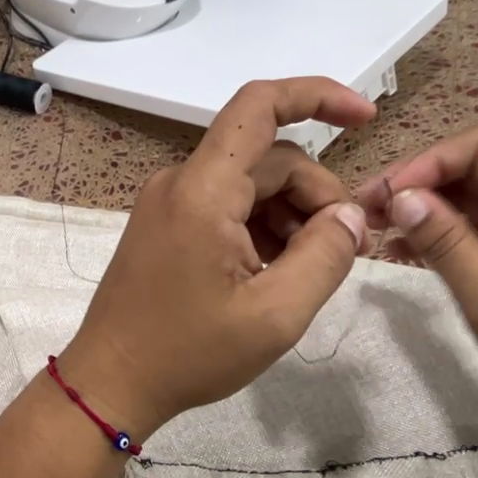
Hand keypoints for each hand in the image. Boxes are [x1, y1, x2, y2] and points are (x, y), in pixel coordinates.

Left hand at [58, 78, 372, 435]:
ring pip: (249, 184)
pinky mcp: (164, 224)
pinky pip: (225, 205)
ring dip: (289, 215)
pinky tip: (273, 271)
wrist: (110, 381)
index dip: (318, 97)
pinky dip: (259, 227)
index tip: (367, 118)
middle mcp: (180, 182)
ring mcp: (167, 202)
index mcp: (202, 191)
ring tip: (308, 270)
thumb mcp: (275, 315)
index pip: (259, 107)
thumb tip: (349, 216)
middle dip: (316, 194)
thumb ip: (324, 256)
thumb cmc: (187, 353)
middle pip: (268, 158)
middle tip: (345, 251)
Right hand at [355, 124, 477, 418]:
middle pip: (477, 167)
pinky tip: (406, 250)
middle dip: (419, 184)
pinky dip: (447, 232)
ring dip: (427, 209)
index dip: (425, 163)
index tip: (381, 196)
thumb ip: (445, 241)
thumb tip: (400, 198)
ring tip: (377, 230)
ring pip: (477, 197)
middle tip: (367, 212)